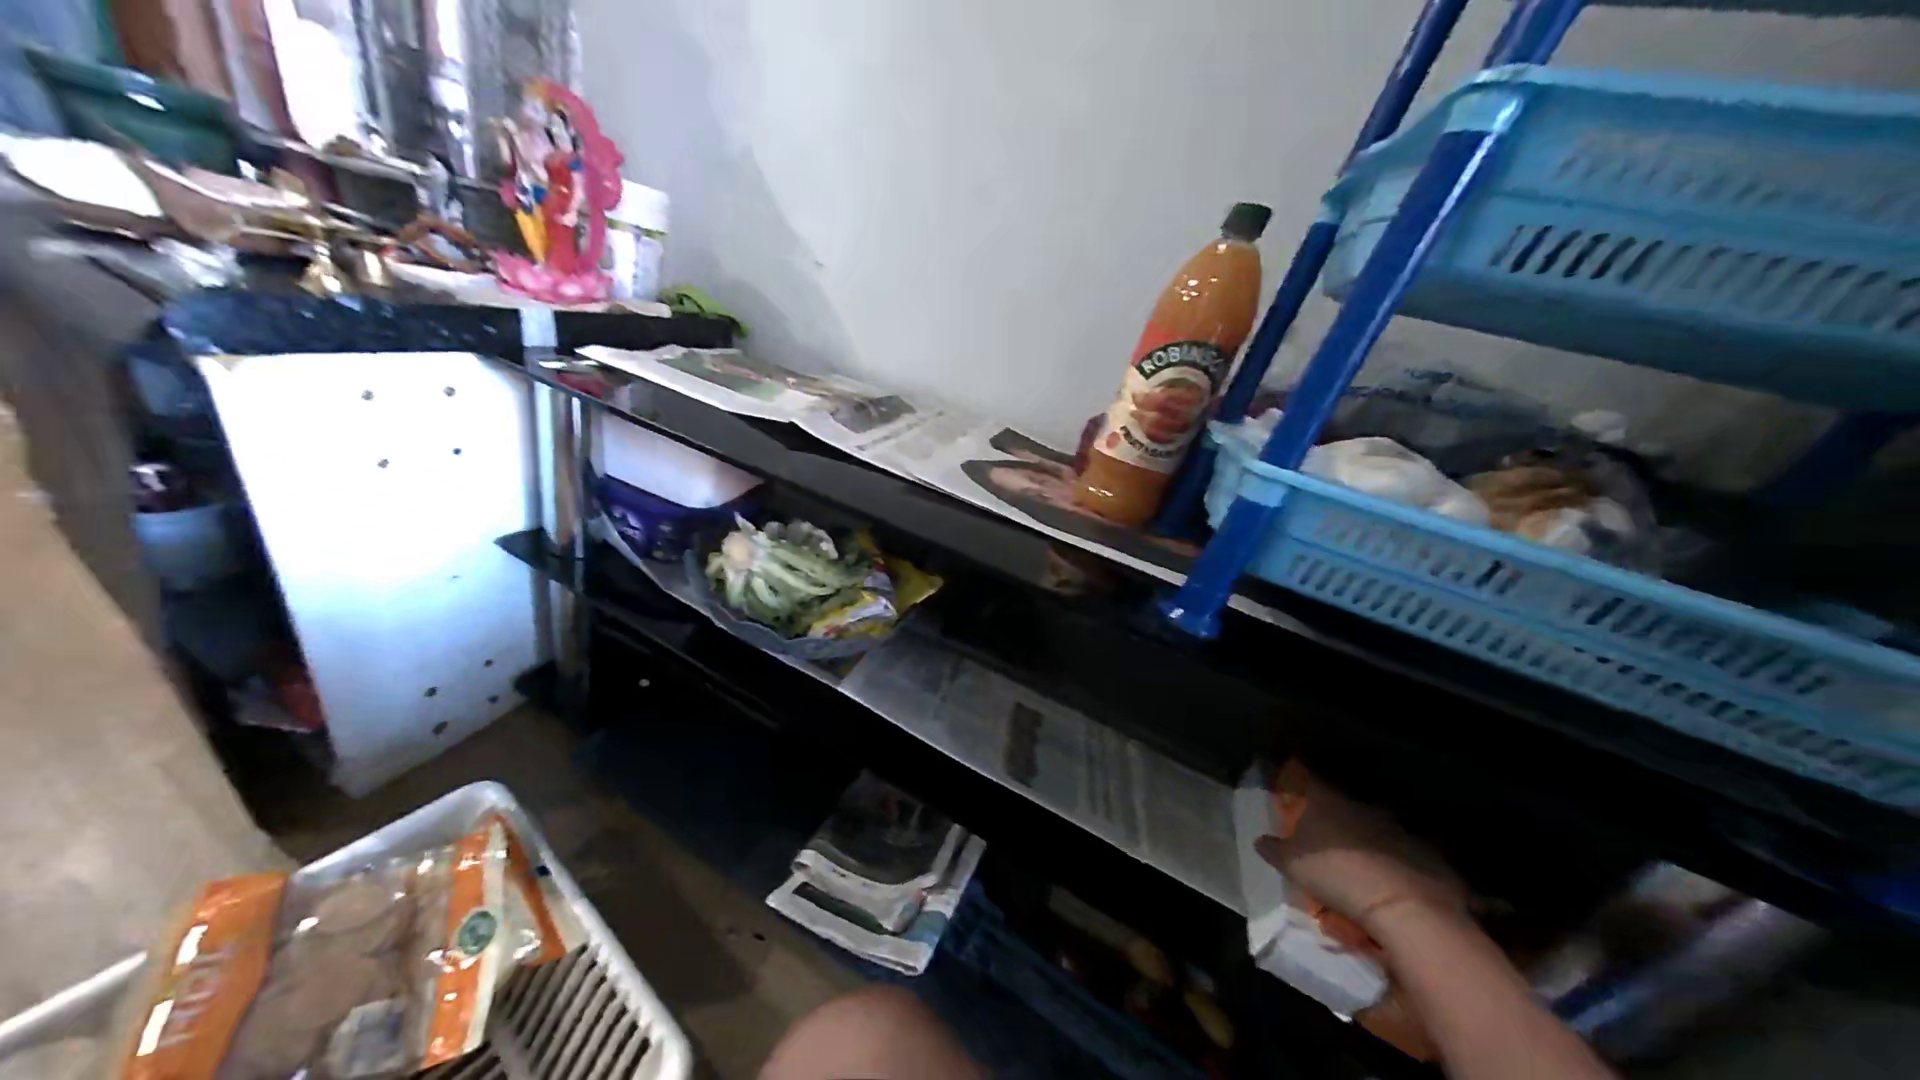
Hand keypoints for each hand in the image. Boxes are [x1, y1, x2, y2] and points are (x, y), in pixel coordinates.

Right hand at [1254, 761, 1466, 935]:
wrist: (1406, 907)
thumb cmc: (1337, 876)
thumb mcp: (1292, 865)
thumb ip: (1273, 849)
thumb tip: (1260, 840)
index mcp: (1326, 802)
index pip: (1304, 777)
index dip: (1295, 776)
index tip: (1288, 779)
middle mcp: (1360, 806)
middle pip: (1340, 802)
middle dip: (1331, 813)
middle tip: (1322, 832)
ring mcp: (1396, 826)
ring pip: (1372, 825)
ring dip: (1364, 836)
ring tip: (1357, 860)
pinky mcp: (1426, 851)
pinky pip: (1404, 850)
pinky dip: (1395, 859)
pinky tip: (1389, 879)